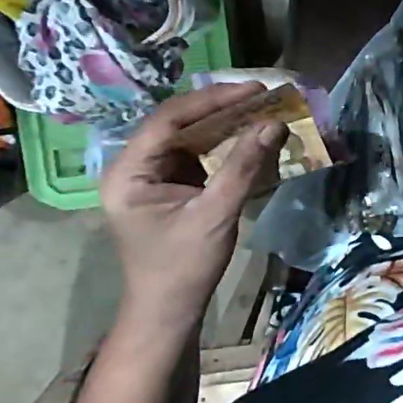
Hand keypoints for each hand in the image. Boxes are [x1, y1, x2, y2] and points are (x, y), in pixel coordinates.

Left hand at [101, 84, 285, 325]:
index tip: (253, 90)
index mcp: (128, 171)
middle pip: (178, 122)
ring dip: (225, 122)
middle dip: (221, 108)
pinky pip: (196, 152)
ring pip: (189, 134)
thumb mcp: (215, 215)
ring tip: (261, 109)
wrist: (169, 312)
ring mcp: (150, 174)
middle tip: (262, 96)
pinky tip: (250, 135)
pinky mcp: (168, 184)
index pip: (169, 119)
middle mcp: (133, 165)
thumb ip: (243, 167)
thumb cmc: (183, 268)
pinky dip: (224, 143)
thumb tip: (274, 124)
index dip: (211, 100)